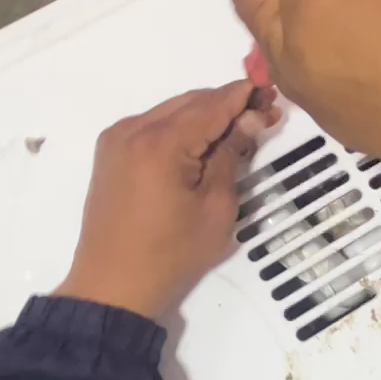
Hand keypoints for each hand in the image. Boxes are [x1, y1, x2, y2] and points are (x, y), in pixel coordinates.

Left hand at [56, 81, 279, 317]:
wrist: (111, 286)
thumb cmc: (170, 255)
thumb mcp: (215, 208)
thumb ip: (231, 155)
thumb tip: (250, 119)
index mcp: (160, 143)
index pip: (211, 105)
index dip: (243, 96)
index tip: (271, 94)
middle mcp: (132, 129)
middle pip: (190, 102)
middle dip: (226, 104)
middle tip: (261, 115)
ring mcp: (116, 139)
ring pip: (170, 111)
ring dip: (203, 114)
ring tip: (237, 130)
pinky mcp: (110, 152)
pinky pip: (151, 125)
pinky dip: (179, 127)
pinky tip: (201, 142)